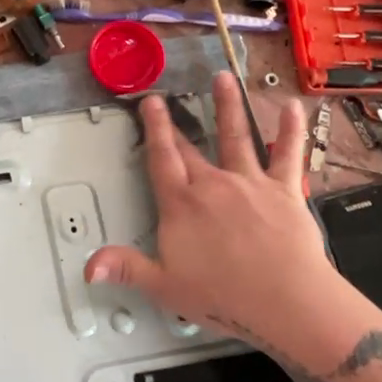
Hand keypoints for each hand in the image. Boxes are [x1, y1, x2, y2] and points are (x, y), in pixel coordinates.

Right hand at [84, 73, 332, 333]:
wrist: (286, 302)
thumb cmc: (226, 297)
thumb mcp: (164, 287)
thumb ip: (126, 268)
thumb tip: (89, 267)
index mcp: (182, 205)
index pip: (161, 159)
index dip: (154, 130)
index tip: (151, 104)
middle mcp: (213, 185)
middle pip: (190, 148)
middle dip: (178, 121)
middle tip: (170, 97)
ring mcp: (250, 183)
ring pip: (236, 136)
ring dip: (228, 106)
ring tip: (223, 79)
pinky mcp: (285, 191)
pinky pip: (289, 153)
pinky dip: (292, 128)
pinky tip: (293, 106)